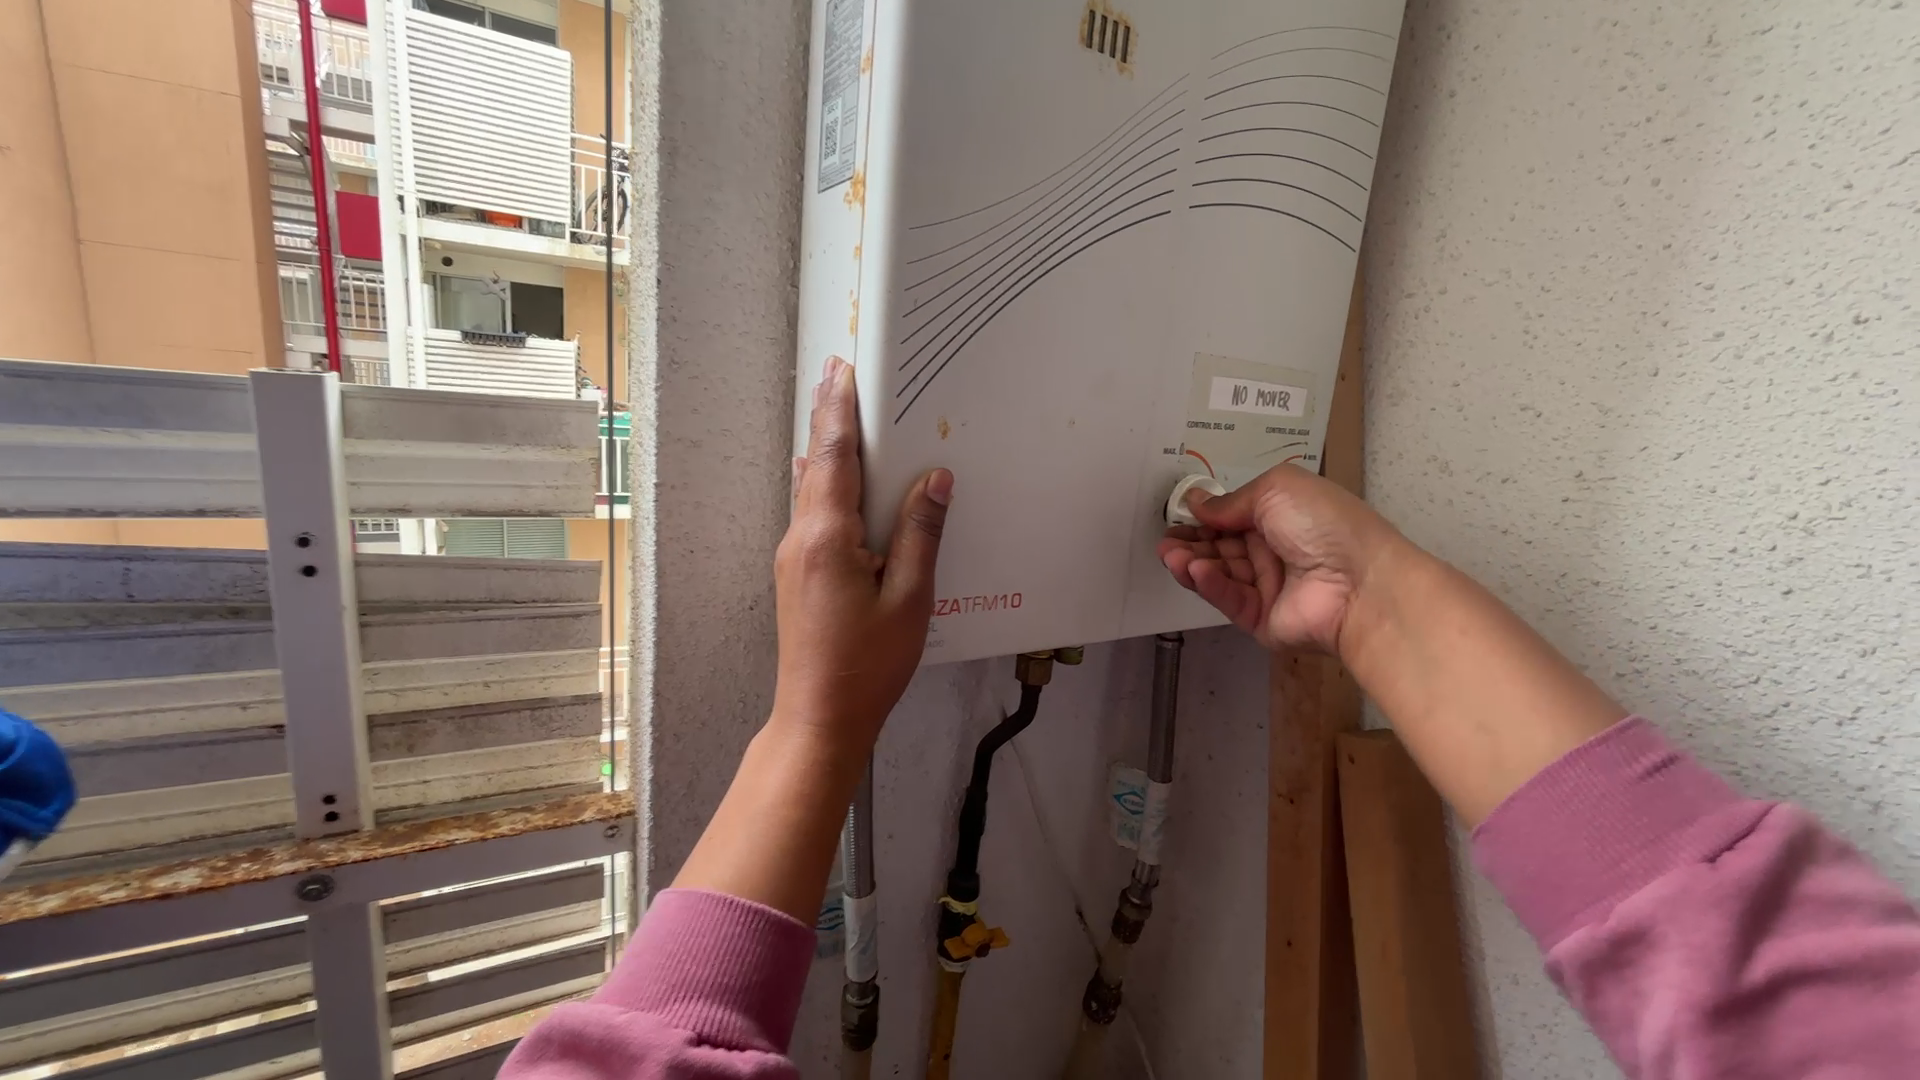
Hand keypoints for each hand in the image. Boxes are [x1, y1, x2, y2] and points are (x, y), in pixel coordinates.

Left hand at [773, 356, 952, 751]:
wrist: (819, 715)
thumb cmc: (869, 663)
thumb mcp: (909, 598)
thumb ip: (921, 533)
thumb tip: (936, 478)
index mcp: (828, 538)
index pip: (834, 458)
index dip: (839, 411)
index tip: (842, 371)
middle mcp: (801, 539)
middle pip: (814, 465)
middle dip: (827, 418)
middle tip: (836, 374)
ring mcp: (793, 558)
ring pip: (808, 488)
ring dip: (822, 448)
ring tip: (834, 414)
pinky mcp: (796, 574)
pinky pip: (809, 513)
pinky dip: (821, 482)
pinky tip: (827, 479)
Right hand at [1158, 463, 1404, 656]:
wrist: (1361, 585)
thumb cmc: (1324, 525)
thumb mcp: (1277, 489)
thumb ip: (1231, 500)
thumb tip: (1196, 501)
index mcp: (1282, 518)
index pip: (1232, 518)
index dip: (1205, 516)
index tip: (1178, 513)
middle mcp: (1273, 551)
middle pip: (1220, 546)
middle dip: (1191, 541)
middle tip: (1167, 539)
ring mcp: (1266, 587)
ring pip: (1219, 573)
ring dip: (1192, 562)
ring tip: (1170, 555)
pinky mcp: (1259, 618)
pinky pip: (1228, 598)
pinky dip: (1210, 583)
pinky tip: (1196, 571)